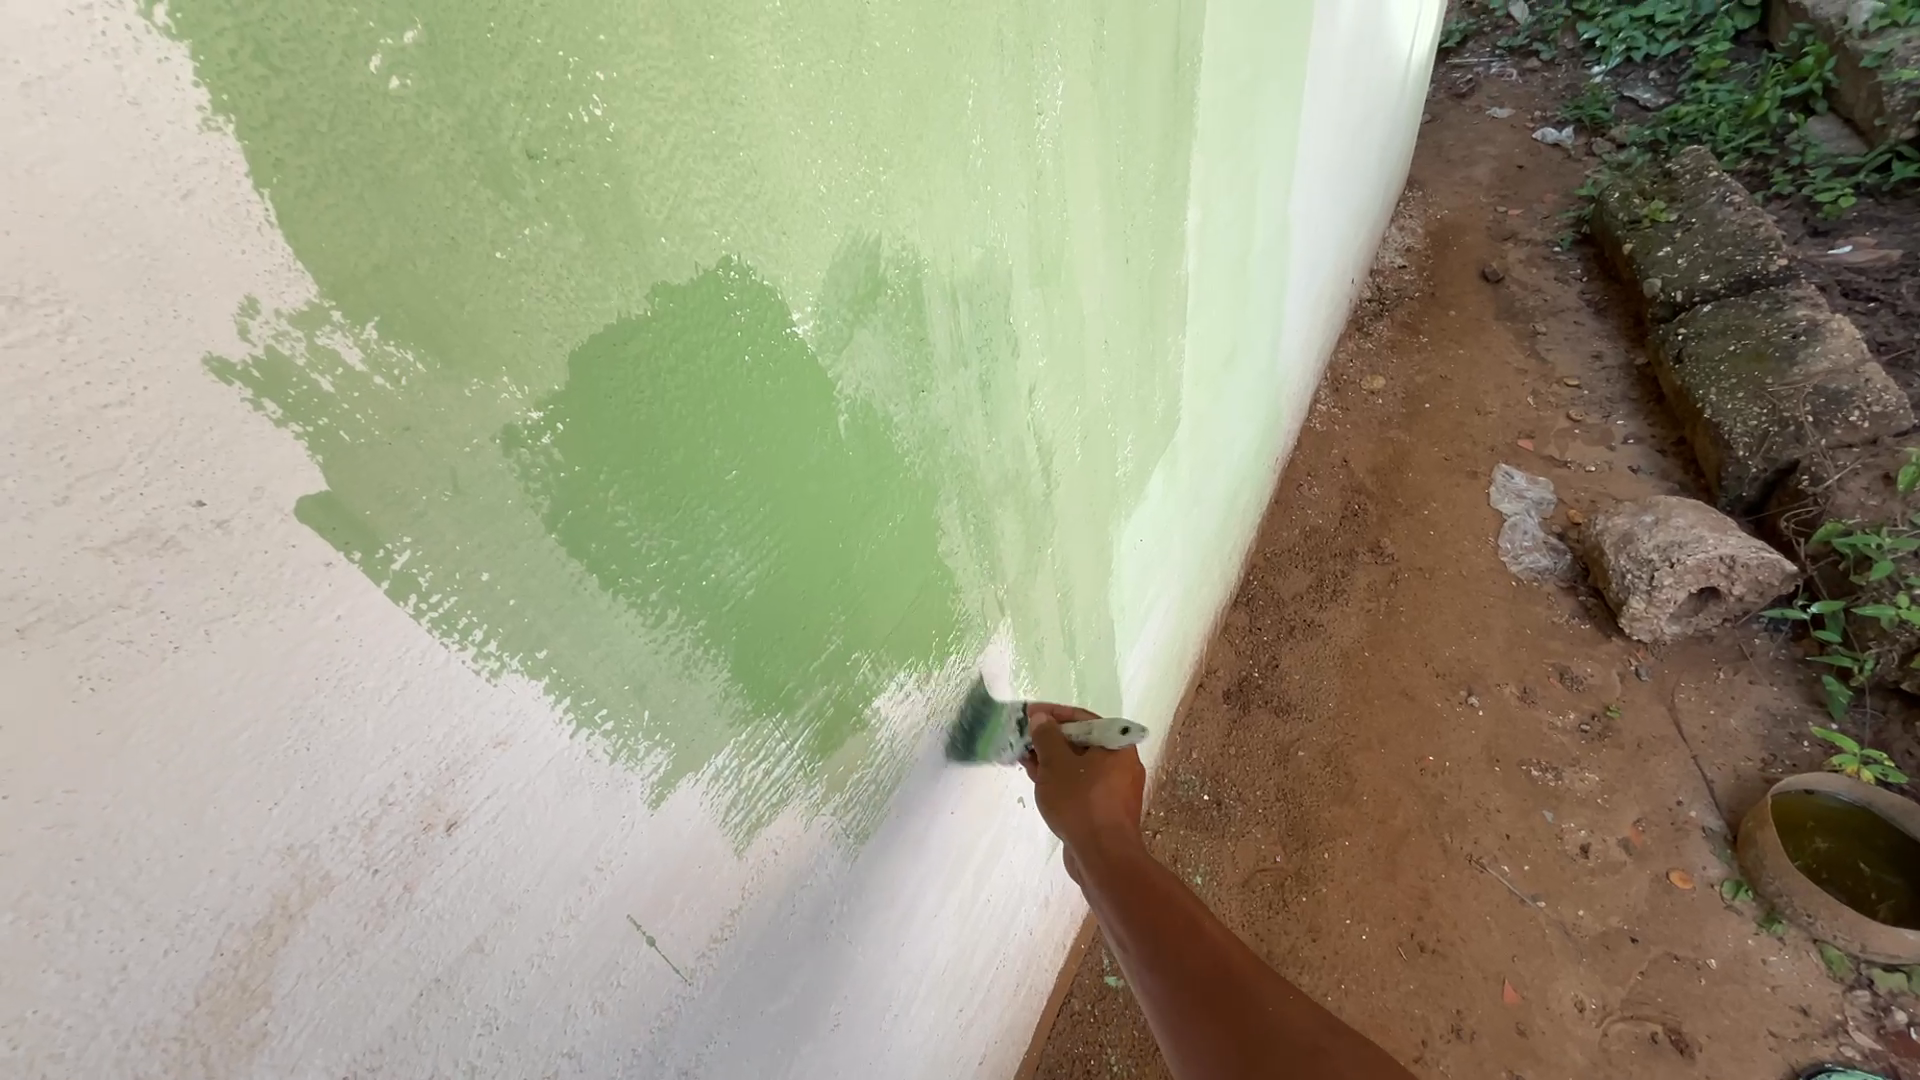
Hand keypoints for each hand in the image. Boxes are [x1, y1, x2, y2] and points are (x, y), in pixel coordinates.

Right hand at [1022, 703, 1146, 880]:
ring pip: (1078, 765)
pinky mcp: (1104, 809)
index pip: (1083, 717)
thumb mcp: (1056, 763)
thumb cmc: (1081, 802)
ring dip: (1051, 759)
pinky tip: (1037, 778)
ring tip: (1023, 756)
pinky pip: (1079, 784)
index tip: (1029, 713)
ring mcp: (1114, 788)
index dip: (1053, 713)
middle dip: (1049, 738)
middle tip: (1023, 736)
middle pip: (1081, 741)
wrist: (1103, 858)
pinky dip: (1059, 778)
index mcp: (1118, 744)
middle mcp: (1121, 763)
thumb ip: (1046, 736)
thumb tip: (1041, 718)